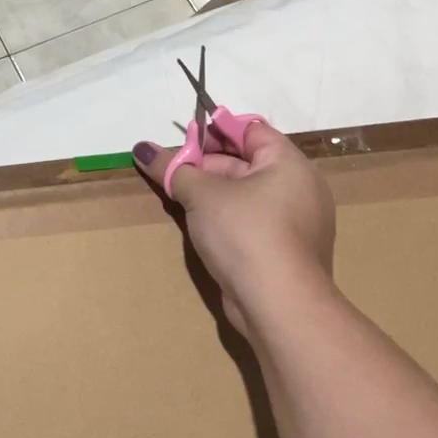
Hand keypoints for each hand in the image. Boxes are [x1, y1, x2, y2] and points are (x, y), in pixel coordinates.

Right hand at [133, 123, 335, 337]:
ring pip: (244, 191)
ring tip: (175, 195)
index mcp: (288, 165)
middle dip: (204, 162)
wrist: (279, 307)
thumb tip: (140, 148)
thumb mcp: (200, 193)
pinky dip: (223, 214)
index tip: (182, 143)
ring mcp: (294, 221)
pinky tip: (195, 222)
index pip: (249, 130)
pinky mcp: (284, 249)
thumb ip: (170, 167)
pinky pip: (250, 217)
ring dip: (209, 190)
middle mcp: (298, 188)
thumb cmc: (244, 233)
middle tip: (170, 170)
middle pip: (244, 159)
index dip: (213, 130)